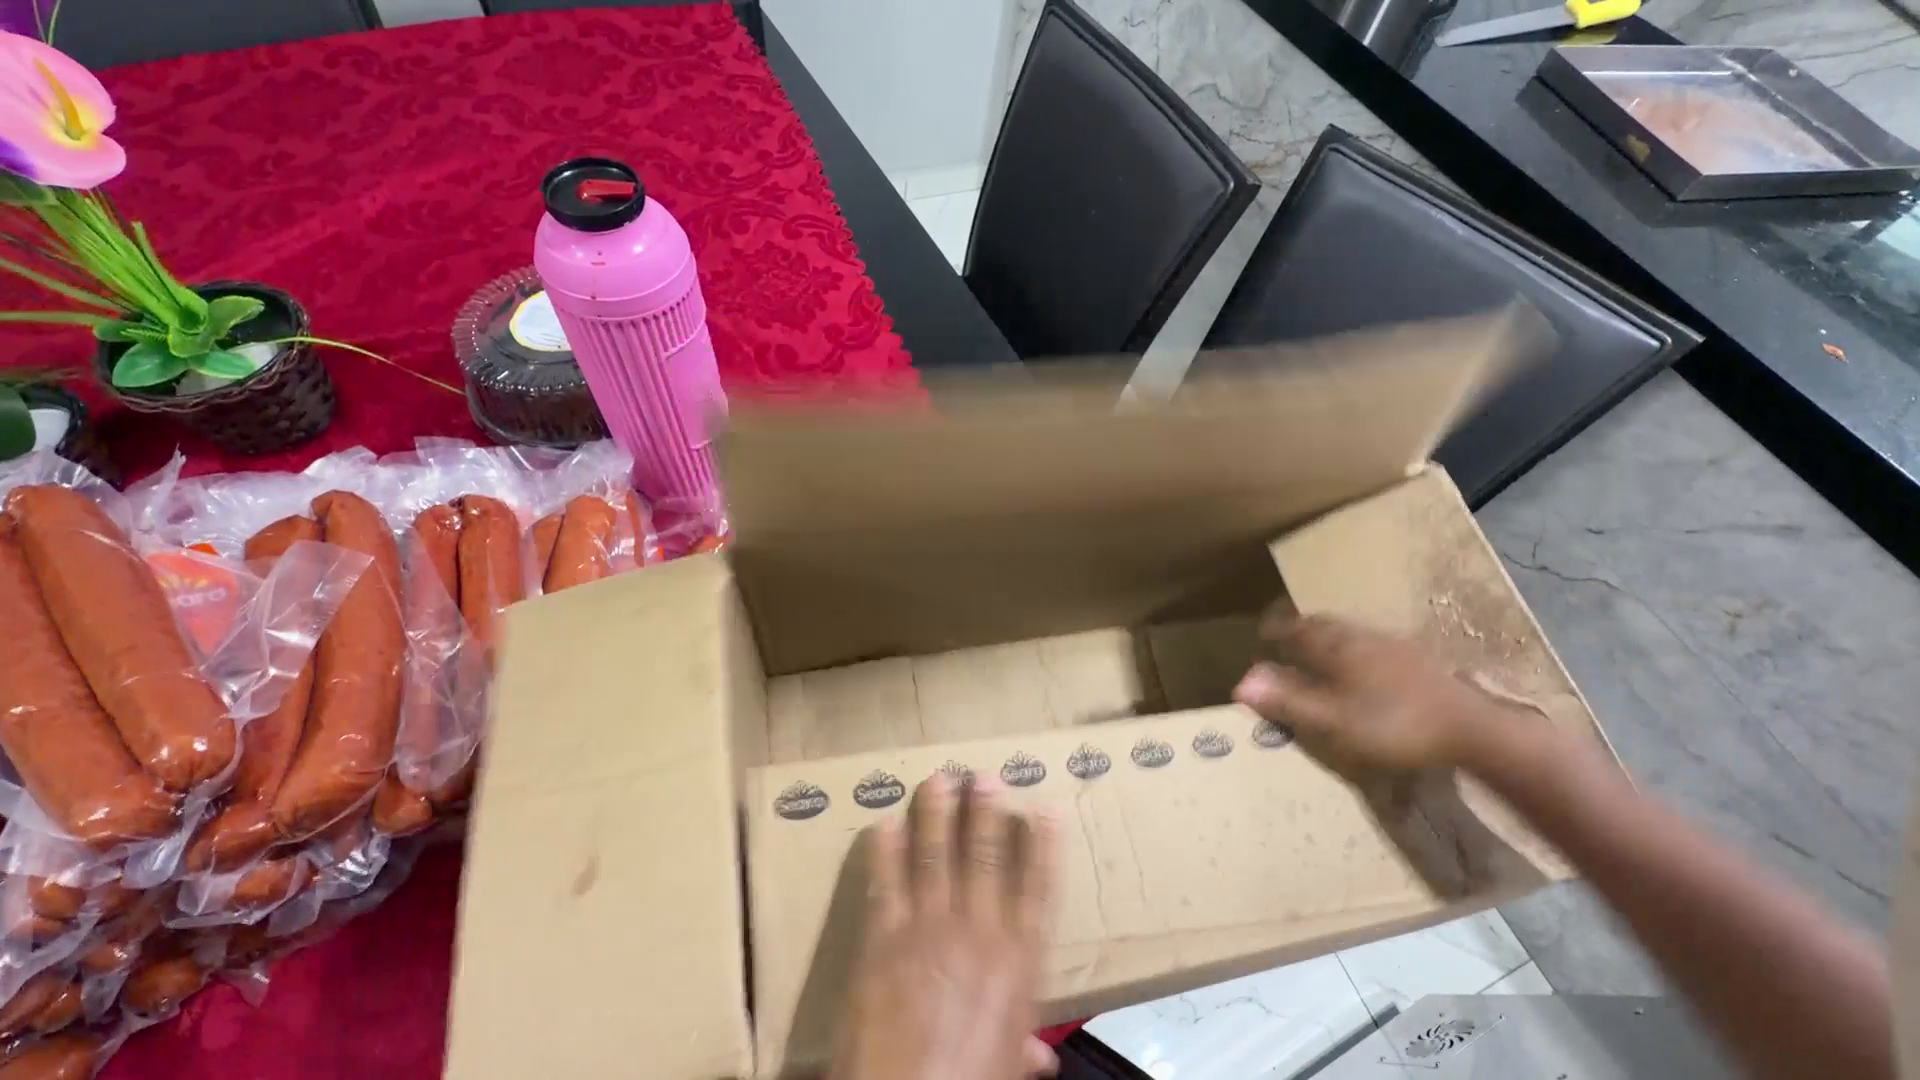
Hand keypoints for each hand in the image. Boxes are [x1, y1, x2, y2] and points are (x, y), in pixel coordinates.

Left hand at [833, 775, 1057, 1079]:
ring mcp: (927, 928)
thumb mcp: (1006, 1065)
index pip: (1037, 886)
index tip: (1046, 806)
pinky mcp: (882, 938)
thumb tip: (1039, 1056)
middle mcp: (978, 930)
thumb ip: (1022, 1046)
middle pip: (984, 856)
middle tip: (984, 776)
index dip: (1043, 844)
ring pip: (935, 856)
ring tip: (938, 780)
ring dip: (936, 814)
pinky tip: (885, 825)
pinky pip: (886, 883)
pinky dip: (886, 852)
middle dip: (985, 812)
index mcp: (1019, 960)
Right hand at [1233, 613, 1513, 781]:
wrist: (1474, 729)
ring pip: (1352, 634)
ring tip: (1320, 655)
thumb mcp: (1334, 722)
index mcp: (1339, 647)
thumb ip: (1288, 702)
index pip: (1298, 628)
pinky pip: (1374, 646)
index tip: (1263, 633)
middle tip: (1288, 640)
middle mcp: (1364, 638)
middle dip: (1303, 630)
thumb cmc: (1395, 725)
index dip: (1278, 629)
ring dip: (1331, 640)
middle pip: (1326, 625)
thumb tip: (1241, 683)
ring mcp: (1396, 647)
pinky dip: (1357, 652)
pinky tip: (1364, 673)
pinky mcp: (1420, 662)